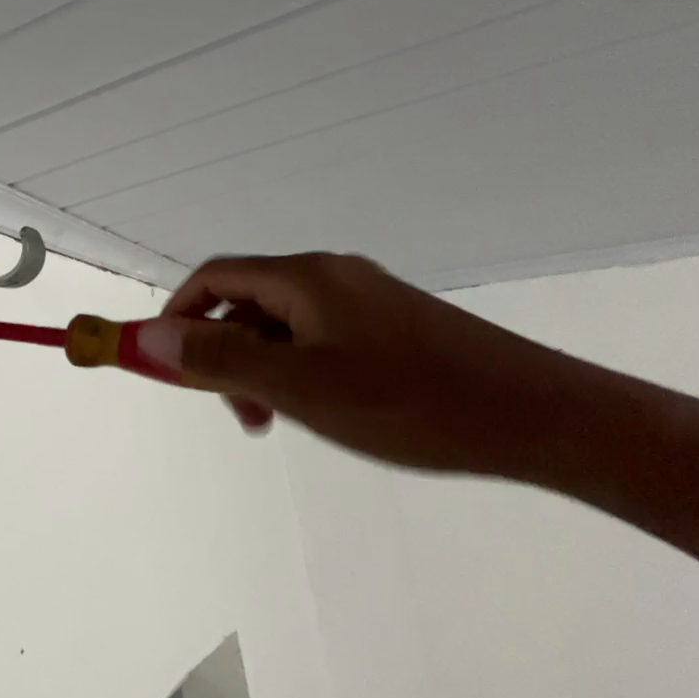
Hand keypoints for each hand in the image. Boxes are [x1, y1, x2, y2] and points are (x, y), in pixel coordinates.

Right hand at [134, 253, 586, 477]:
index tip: (161, 361)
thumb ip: (219, 359)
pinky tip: (317, 409)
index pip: (215, 278)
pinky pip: (318, 338)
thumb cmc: (407, 401)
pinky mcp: (394, 327)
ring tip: (273, 418)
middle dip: (220, 351)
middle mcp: (332, 277)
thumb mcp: (296, 386)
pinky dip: (295, 369)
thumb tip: (153, 338)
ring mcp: (367, 301)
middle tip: (230, 407)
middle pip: (245, 302)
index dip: (177, 314)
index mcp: (305, 279)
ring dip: (257, 367)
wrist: (545, 419)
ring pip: (281, 326)